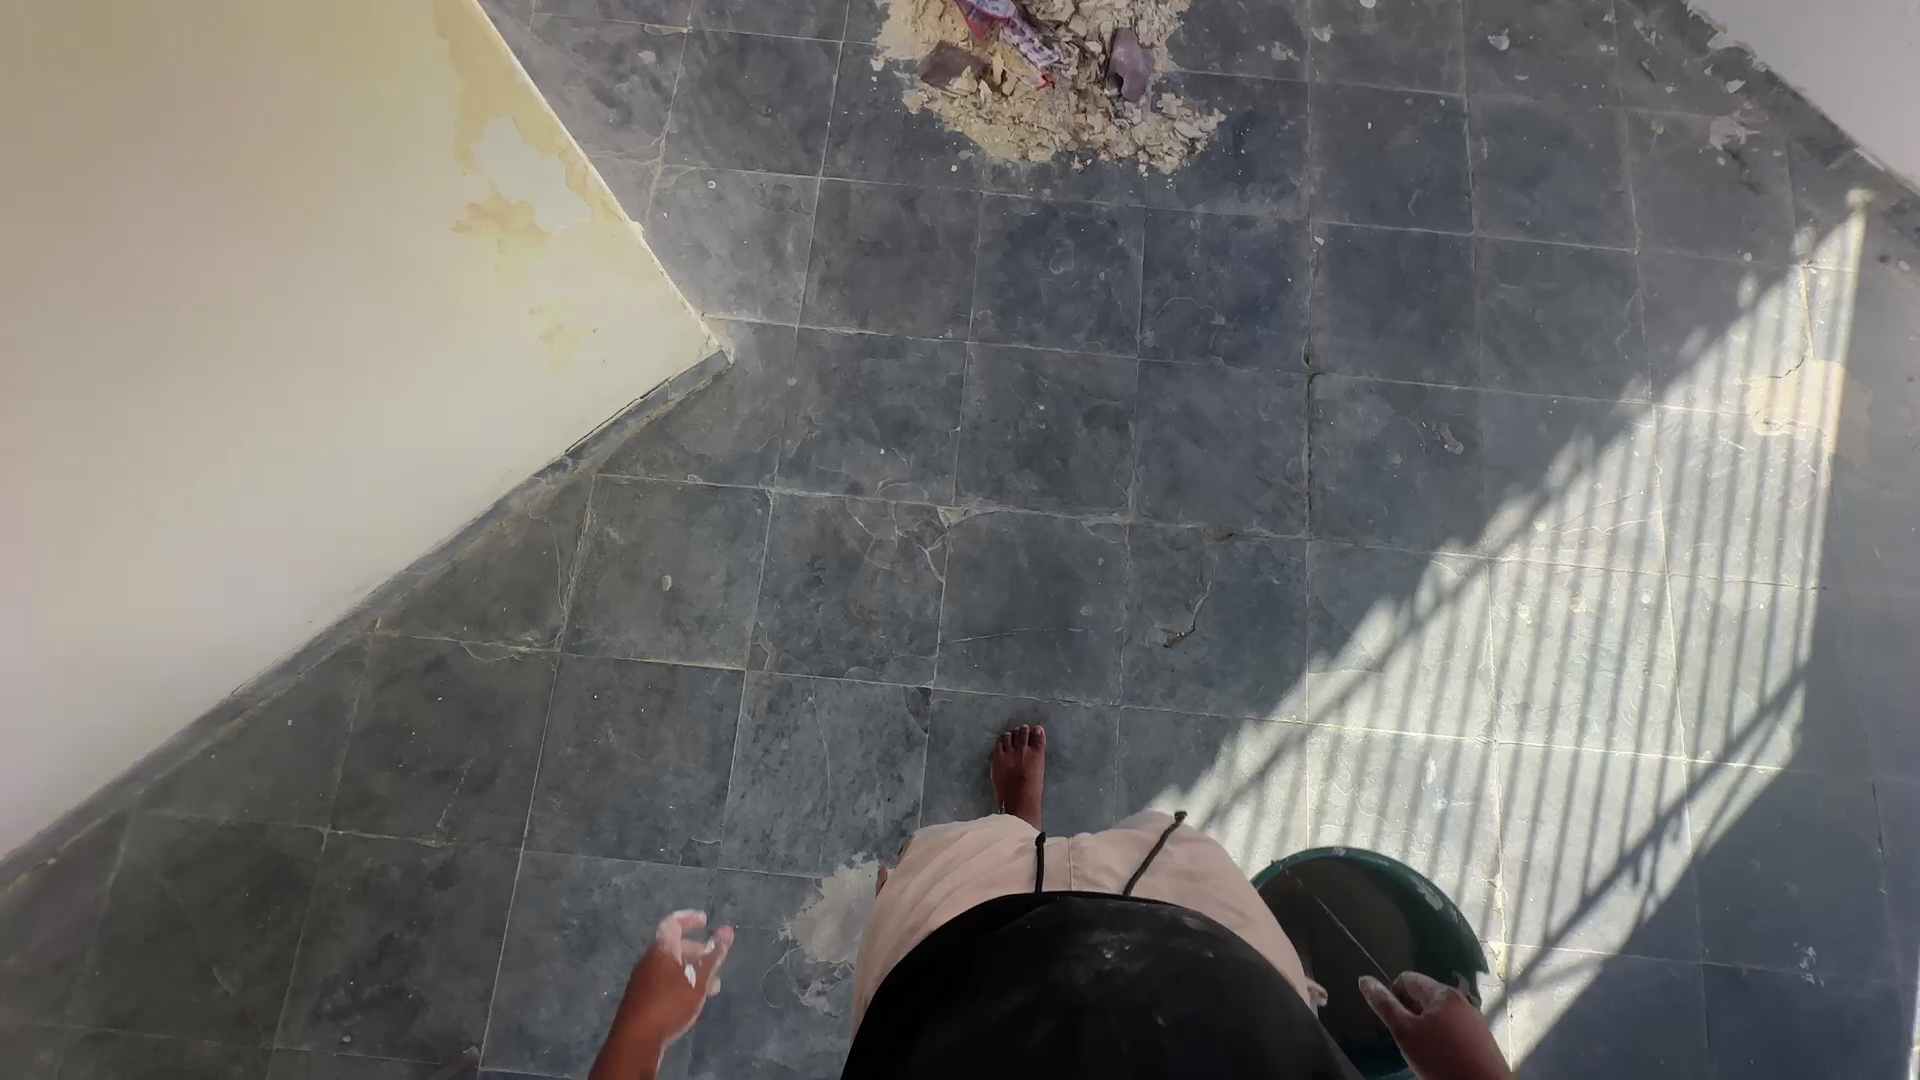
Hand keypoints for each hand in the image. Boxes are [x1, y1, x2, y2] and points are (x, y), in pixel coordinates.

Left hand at [589, 911, 732, 1079]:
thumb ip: (714, 954)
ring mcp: (642, 982)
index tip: (706, 922)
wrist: (634, 1043)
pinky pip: (663, 982)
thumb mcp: (698, 979)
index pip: (673, 922)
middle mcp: (649, 961)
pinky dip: (680, 983)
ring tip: (709, 987)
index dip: (690, 918)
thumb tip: (727, 929)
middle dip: (697, 950)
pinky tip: (690, 1001)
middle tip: (714, 961)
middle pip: (674, 946)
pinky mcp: (640, 1000)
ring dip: (691, 970)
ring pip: (670, 967)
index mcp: (661, 950)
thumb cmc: (670, 1003)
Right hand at [1359, 972, 1511, 1079]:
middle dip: (1410, 1015)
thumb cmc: (1442, 1061)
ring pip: (1439, 1016)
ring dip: (1427, 1029)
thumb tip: (1364, 979)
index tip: (1395, 1023)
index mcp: (1443, 993)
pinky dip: (1444, 1040)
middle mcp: (1462, 1001)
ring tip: (1426, 1053)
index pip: (1406, 980)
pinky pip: (1455, 1031)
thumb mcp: (1405, 1033)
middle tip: (1408, 1039)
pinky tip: (1444, 1060)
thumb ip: (1384, 1004)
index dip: (1393, 997)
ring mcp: (1477, 1022)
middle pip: (1423, 997)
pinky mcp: (1485, 1043)